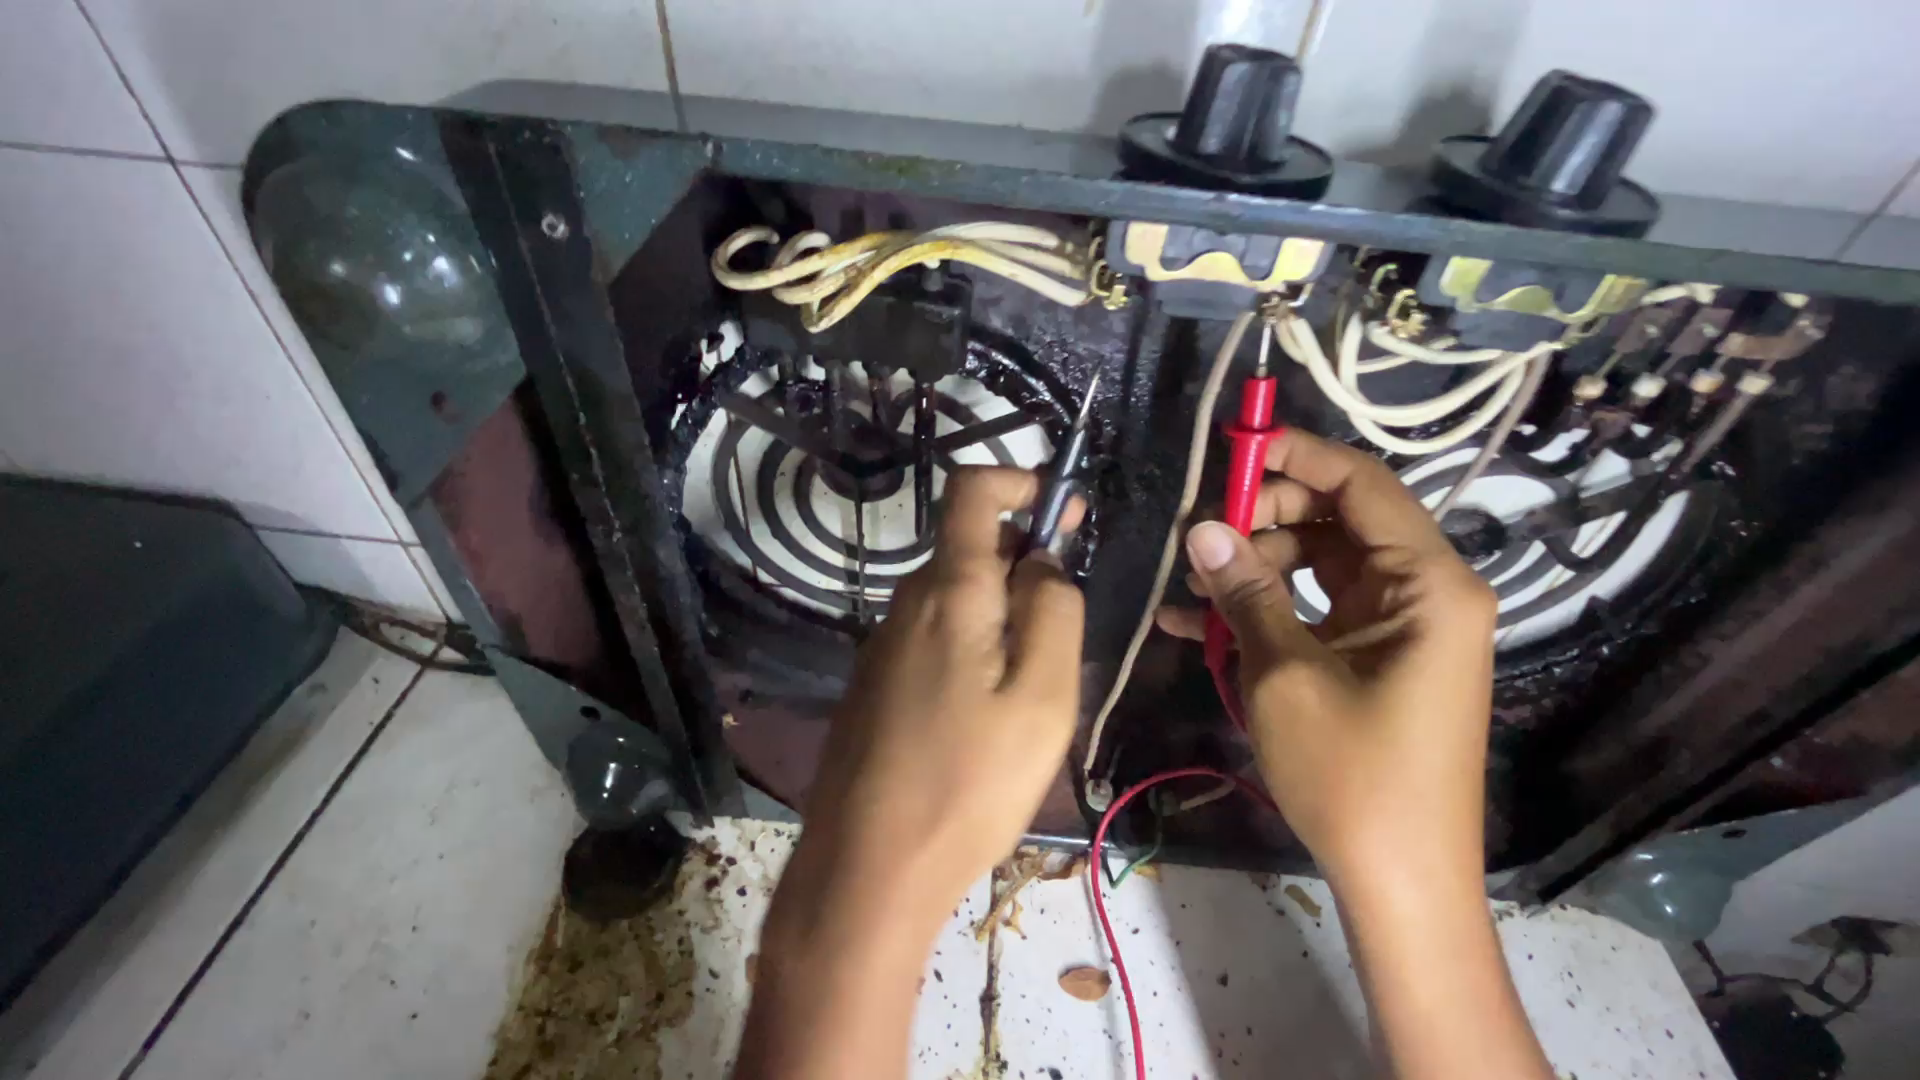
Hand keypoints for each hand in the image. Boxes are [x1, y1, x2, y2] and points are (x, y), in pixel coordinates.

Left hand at [798, 466, 1084, 915]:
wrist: (868, 867)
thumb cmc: (969, 781)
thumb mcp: (1043, 697)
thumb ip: (1053, 611)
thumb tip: (1043, 561)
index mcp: (947, 592)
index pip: (970, 490)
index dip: (1021, 482)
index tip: (1067, 515)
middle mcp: (905, 604)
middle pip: (969, 549)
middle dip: (1024, 566)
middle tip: (1063, 640)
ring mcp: (883, 646)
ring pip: (955, 600)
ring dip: (1002, 618)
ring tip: (1029, 695)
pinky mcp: (875, 685)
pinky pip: (934, 639)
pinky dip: (973, 649)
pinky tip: (985, 720)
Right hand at [1154, 429, 1496, 881]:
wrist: (1399, 879)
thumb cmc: (1351, 774)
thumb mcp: (1284, 673)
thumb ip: (1245, 590)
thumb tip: (1202, 527)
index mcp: (1429, 583)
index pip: (1363, 485)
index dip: (1296, 458)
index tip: (1231, 448)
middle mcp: (1425, 593)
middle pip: (1338, 522)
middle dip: (1263, 520)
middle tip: (1197, 534)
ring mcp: (1400, 628)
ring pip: (1319, 566)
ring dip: (1253, 569)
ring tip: (1187, 585)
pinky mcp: (1375, 658)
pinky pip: (1317, 612)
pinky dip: (1266, 611)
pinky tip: (1196, 622)